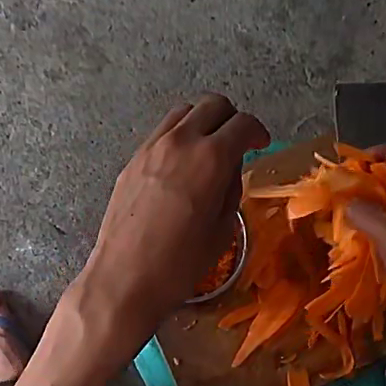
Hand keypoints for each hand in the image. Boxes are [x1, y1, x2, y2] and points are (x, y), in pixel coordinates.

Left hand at [71, 94, 268, 349]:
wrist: (124, 280)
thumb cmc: (180, 264)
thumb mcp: (222, 231)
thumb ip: (231, 192)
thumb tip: (229, 172)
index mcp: (210, 159)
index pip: (243, 124)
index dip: (258, 132)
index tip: (262, 145)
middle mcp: (180, 142)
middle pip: (213, 105)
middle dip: (232, 119)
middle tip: (238, 144)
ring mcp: (150, 148)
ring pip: (184, 112)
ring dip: (203, 123)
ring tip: (209, 152)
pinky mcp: (132, 161)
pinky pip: (162, 133)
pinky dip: (180, 137)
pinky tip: (182, 168)